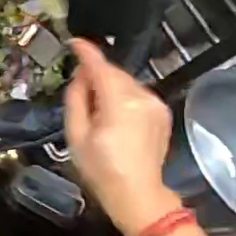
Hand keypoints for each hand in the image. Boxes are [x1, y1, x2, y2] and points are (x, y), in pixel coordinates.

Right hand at [63, 39, 181, 235]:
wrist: (137, 194)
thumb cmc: (100, 168)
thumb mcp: (76, 134)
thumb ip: (76, 99)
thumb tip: (80, 77)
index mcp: (119, 103)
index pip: (101, 67)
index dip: (86, 52)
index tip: (74, 42)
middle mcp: (142, 98)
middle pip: (114, 74)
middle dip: (96, 75)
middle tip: (77, 90)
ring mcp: (156, 105)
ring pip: (126, 84)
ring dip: (109, 87)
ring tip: (94, 109)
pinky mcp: (162, 113)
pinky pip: (136, 95)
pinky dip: (121, 97)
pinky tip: (111, 115)